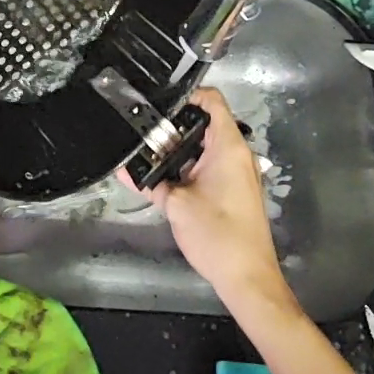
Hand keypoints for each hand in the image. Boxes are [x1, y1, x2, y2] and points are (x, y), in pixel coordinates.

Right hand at [124, 87, 285, 301]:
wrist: (248, 278)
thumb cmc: (216, 234)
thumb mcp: (176, 205)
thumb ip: (151, 182)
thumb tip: (125, 170)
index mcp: (228, 146)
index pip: (212, 100)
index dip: (187, 94)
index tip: (160, 104)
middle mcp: (237, 154)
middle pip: (205, 123)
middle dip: (175, 126)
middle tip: (147, 132)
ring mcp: (237, 173)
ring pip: (205, 147)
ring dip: (179, 151)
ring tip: (149, 155)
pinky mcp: (234, 191)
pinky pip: (209, 167)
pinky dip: (189, 168)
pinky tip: (163, 180)